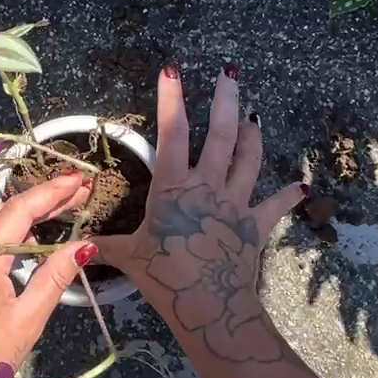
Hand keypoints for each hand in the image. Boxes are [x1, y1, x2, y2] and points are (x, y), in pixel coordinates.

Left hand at [0, 172, 94, 377]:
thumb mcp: (28, 319)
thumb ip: (55, 276)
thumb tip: (84, 244)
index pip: (19, 211)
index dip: (51, 192)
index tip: (79, 181)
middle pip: (0, 206)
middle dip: (39, 197)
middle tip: (75, 196)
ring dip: (16, 210)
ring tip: (50, 218)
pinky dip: (0, 227)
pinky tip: (21, 242)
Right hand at [95, 64, 304, 362]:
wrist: (210, 308)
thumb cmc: (165, 277)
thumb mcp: (128, 257)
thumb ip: (105, 245)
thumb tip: (76, 245)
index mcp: (173, 187)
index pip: (171, 133)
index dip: (171, 98)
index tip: (172, 69)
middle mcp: (207, 186)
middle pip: (221, 135)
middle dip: (225, 100)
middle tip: (230, 73)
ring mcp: (235, 204)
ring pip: (249, 159)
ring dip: (252, 136)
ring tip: (253, 117)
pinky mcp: (255, 226)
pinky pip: (275, 206)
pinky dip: (288, 196)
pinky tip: (302, 187)